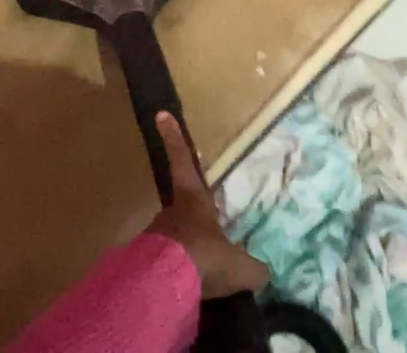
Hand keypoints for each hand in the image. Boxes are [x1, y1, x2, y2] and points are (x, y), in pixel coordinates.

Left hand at [143, 112, 271, 298]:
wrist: (164, 284)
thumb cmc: (206, 257)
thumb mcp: (241, 266)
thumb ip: (254, 268)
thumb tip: (263, 273)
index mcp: (193, 200)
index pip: (184, 161)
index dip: (174, 138)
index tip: (161, 114)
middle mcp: (171, 212)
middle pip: (181, 209)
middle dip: (193, 224)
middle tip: (206, 245)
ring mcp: (154, 236)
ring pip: (172, 240)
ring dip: (184, 254)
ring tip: (201, 277)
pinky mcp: (144, 263)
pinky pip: (165, 266)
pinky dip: (175, 275)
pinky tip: (187, 292)